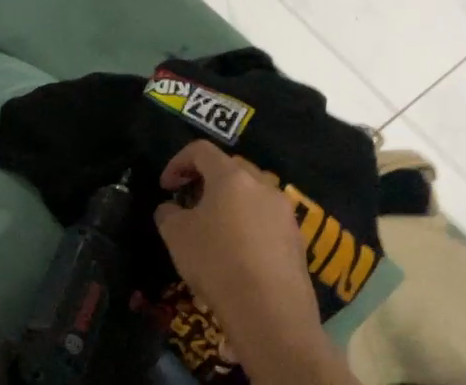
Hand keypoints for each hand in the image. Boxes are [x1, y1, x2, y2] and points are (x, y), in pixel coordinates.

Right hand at [154, 142, 352, 382]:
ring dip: (230, 200)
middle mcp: (264, 188)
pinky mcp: (299, 243)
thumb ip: (168, 211)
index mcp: (232, 177)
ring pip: (253, 193)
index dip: (177, 162)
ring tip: (212, 224)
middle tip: (188, 199)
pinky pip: (267, 219)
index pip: (200, 150)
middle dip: (206, 178)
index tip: (166, 186)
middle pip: (231, 168)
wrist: (271, 315)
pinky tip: (236, 249)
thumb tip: (174, 209)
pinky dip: (248, 222)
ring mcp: (286, 215)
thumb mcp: (175, 233)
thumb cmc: (216, 262)